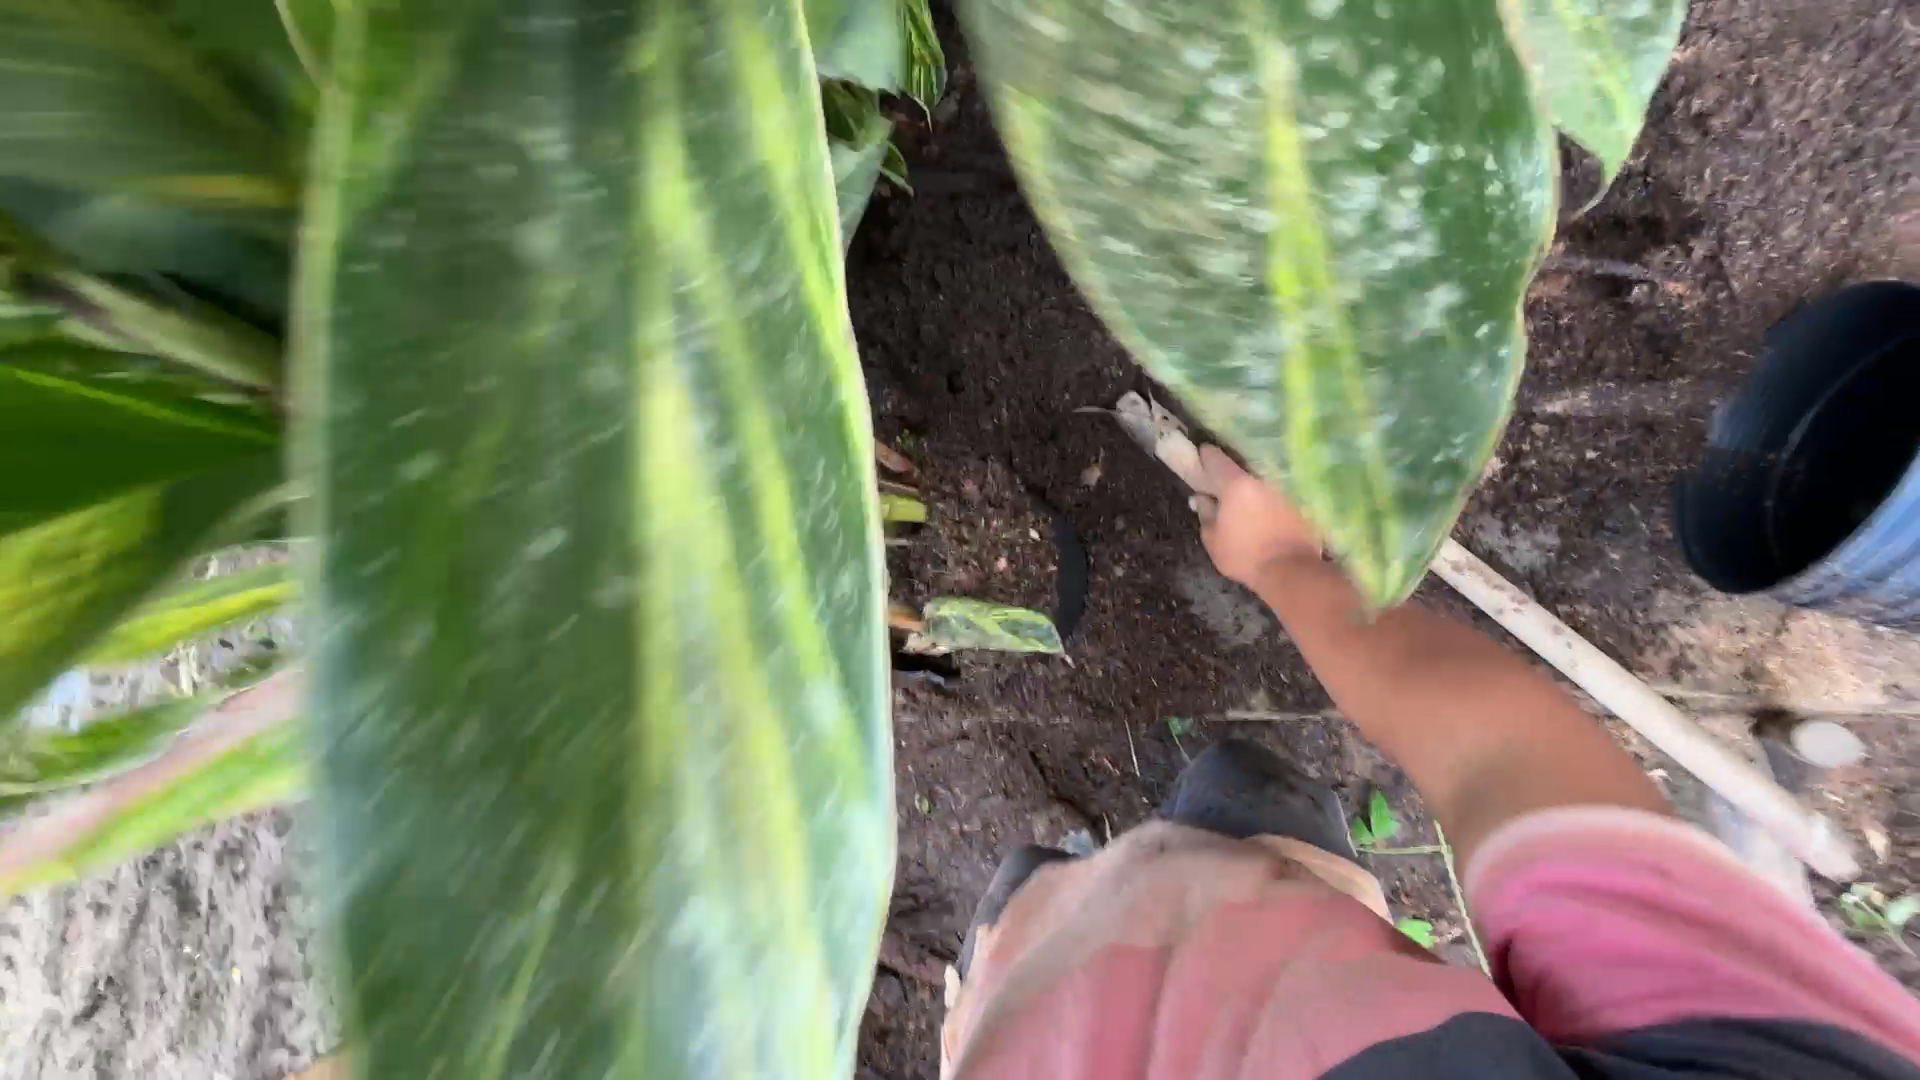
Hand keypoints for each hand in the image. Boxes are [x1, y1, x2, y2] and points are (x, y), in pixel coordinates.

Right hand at [1190, 445, 1320, 585]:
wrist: (1290, 570)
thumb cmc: (1243, 554)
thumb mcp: (1212, 539)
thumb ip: (1205, 514)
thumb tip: (1202, 499)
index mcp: (1236, 484)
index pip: (1215, 458)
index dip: (1204, 456)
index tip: (1199, 458)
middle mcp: (1261, 480)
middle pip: (1240, 469)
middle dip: (1228, 475)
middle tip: (1218, 485)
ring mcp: (1283, 490)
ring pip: (1260, 482)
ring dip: (1250, 490)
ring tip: (1242, 504)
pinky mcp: (1299, 504)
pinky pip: (1276, 496)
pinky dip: (1267, 502)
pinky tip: (1262, 516)